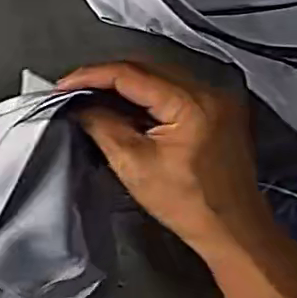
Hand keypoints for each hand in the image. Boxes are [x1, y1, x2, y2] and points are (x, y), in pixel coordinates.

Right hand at [60, 60, 285, 264]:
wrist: (234, 229)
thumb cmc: (186, 204)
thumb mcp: (134, 166)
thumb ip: (103, 127)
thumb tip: (80, 106)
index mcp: (189, 104)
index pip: (130, 74)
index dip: (91, 76)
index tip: (62, 86)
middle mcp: (207, 90)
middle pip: (145, 67)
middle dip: (105, 76)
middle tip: (72, 89)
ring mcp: (216, 97)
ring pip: (158, 75)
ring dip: (124, 82)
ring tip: (91, 94)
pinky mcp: (217, 108)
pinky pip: (172, 88)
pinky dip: (144, 92)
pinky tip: (123, 104)